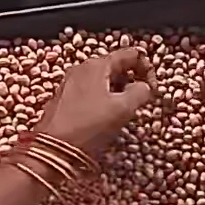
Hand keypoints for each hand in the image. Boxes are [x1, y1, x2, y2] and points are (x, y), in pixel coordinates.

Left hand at [35, 48, 155, 156]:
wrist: (52, 149)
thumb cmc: (88, 126)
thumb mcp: (122, 109)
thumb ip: (140, 92)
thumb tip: (145, 87)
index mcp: (97, 65)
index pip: (131, 54)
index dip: (147, 69)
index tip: (152, 89)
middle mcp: (82, 68)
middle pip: (116, 67)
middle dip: (132, 81)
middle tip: (139, 102)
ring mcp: (71, 83)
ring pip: (103, 81)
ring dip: (118, 93)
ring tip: (123, 112)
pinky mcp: (65, 99)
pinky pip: (91, 92)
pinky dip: (103, 100)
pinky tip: (105, 118)